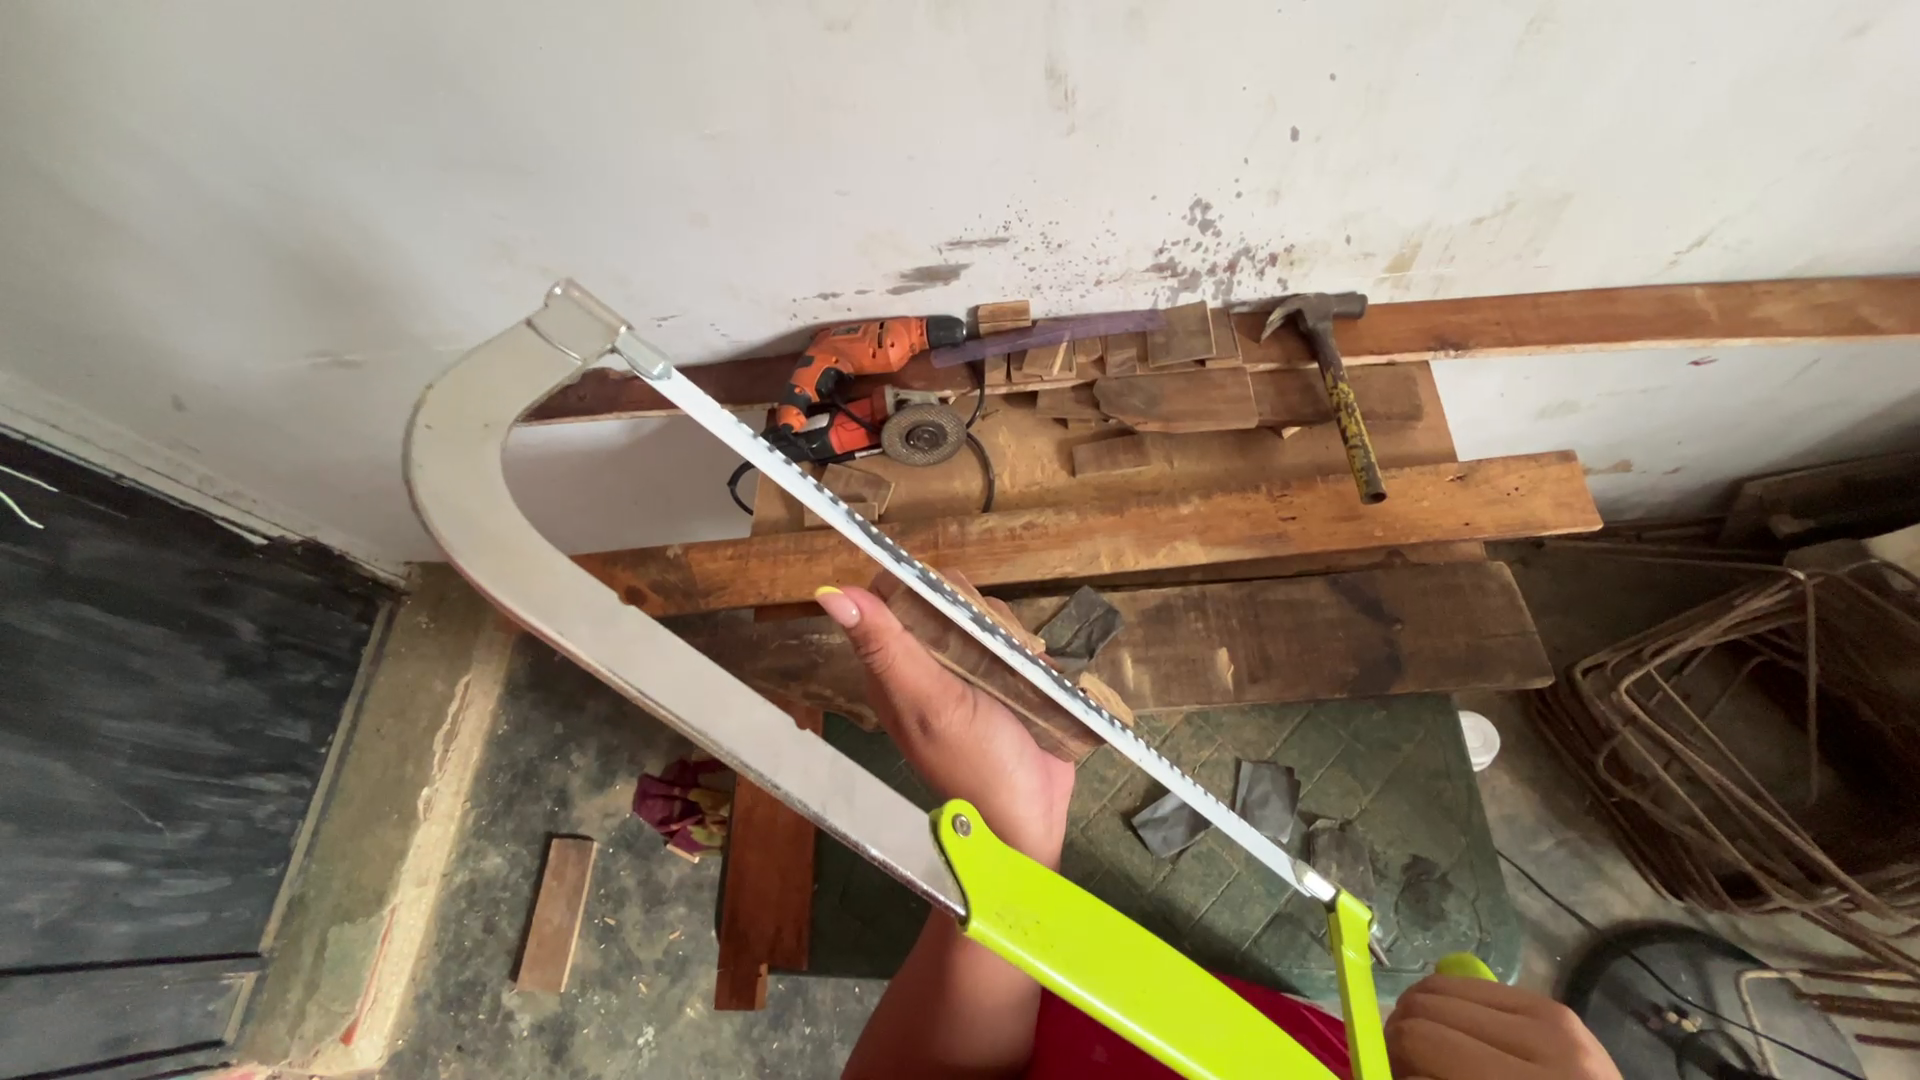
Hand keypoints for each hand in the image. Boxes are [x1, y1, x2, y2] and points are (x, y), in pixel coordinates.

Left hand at [814, 574, 1074, 866]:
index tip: (954, 604)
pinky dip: (1031, 654)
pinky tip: (1041, 675)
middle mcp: (927, 666)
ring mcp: (968, 674)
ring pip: (985, 619)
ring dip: (1011, 637)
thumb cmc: (975, 762)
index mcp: (895, 668)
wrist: (1030, 822)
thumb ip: (886, 645)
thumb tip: (829, 592)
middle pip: (947, 601)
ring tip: (1025, 668)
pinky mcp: (1005, 683)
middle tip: (996, 648)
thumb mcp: (929, 700)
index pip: (895, 597)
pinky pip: (1014, 645)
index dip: (921, 585)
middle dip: (978, 614)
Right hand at [1386, 976, 1622, 1079]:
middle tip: (1402, 1067)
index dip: (1390, 1062)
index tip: (1389, 1078)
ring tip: (1426, 1051)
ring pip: (1438, 990)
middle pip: (1425, 1012)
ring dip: (1418, 1019)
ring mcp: (1554, 1022)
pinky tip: (1454, 1036)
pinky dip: (1446, 1009)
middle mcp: (1550, 1049)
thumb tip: (1376, 1067)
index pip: (1421, 1043)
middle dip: (1398, 1039)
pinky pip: (1468, 986)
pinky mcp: (1552, 1009)